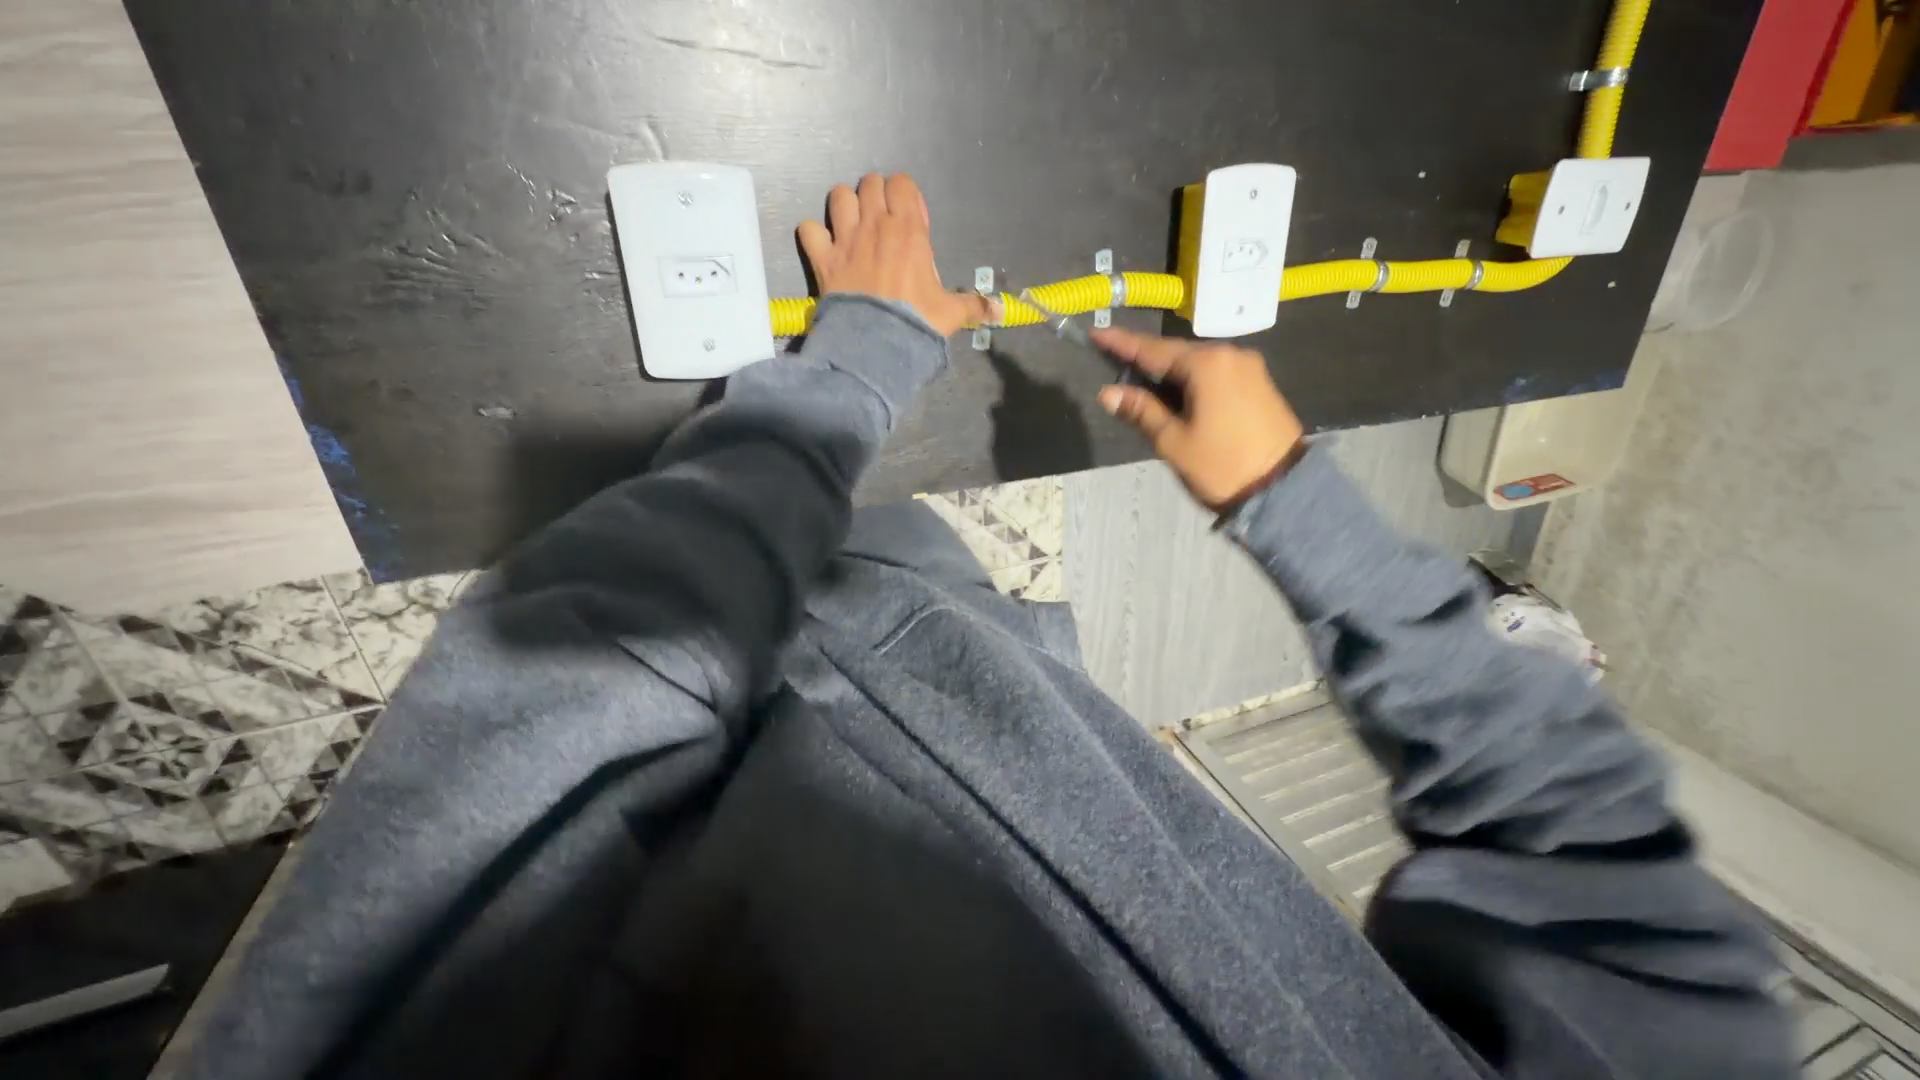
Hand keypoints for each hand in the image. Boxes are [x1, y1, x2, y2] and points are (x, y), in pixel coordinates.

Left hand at [797, 173, 993, 337]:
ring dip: (845, 206)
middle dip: (876, 195)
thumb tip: (999, 310)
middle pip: (870, 183)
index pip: (902, 184)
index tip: (910, 221)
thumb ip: (974, 305)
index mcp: (909, 230)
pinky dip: (814, 235)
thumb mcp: (951, 313)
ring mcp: (845, 239)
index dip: (905, 196)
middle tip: (882, 221)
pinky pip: (808, 229)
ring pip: (839, 196)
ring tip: (852, 226)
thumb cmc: (918, 322)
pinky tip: (823, 247)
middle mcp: (876, 225)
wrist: (877, 343)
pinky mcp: (822, 258)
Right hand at [1091, 328, 1305, 511]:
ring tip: (1142, 381)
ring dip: (1170, 372)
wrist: (1282, 489)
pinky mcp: (1260, 384)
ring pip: (1198, 363)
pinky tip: (1178, 392)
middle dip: (1147, 359)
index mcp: (1207, 364)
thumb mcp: (1173, 441)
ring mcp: (1249, 368)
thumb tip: (1108, 392)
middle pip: (1178, 353)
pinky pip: (1216, 373)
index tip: (1097, 333)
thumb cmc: (1221, 465)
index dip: (1122, 344)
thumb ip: (1141, 411)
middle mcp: (1230, 354)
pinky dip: (1193, 380)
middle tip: (1115, 360)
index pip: (1153, 351)